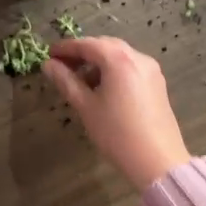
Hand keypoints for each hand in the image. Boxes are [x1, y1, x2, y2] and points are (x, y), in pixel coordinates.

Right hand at [43, 37, 191, 191]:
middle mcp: (138, 57)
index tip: (49, 54)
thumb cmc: (116, 133)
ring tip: (81, 81)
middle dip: (82, 52)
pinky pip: (130, 67)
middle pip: (105, 45)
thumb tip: (49, 65)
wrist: (157, 160)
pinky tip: (103, 89)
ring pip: (119, 56)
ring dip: (98, 62)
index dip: (66, 48)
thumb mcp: (86, 106)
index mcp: (119, 60)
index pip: (87, 44)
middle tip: (62, 66)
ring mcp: (151, 70)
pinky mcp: (157, 83)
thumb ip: (66, 81)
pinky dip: (113, 70)